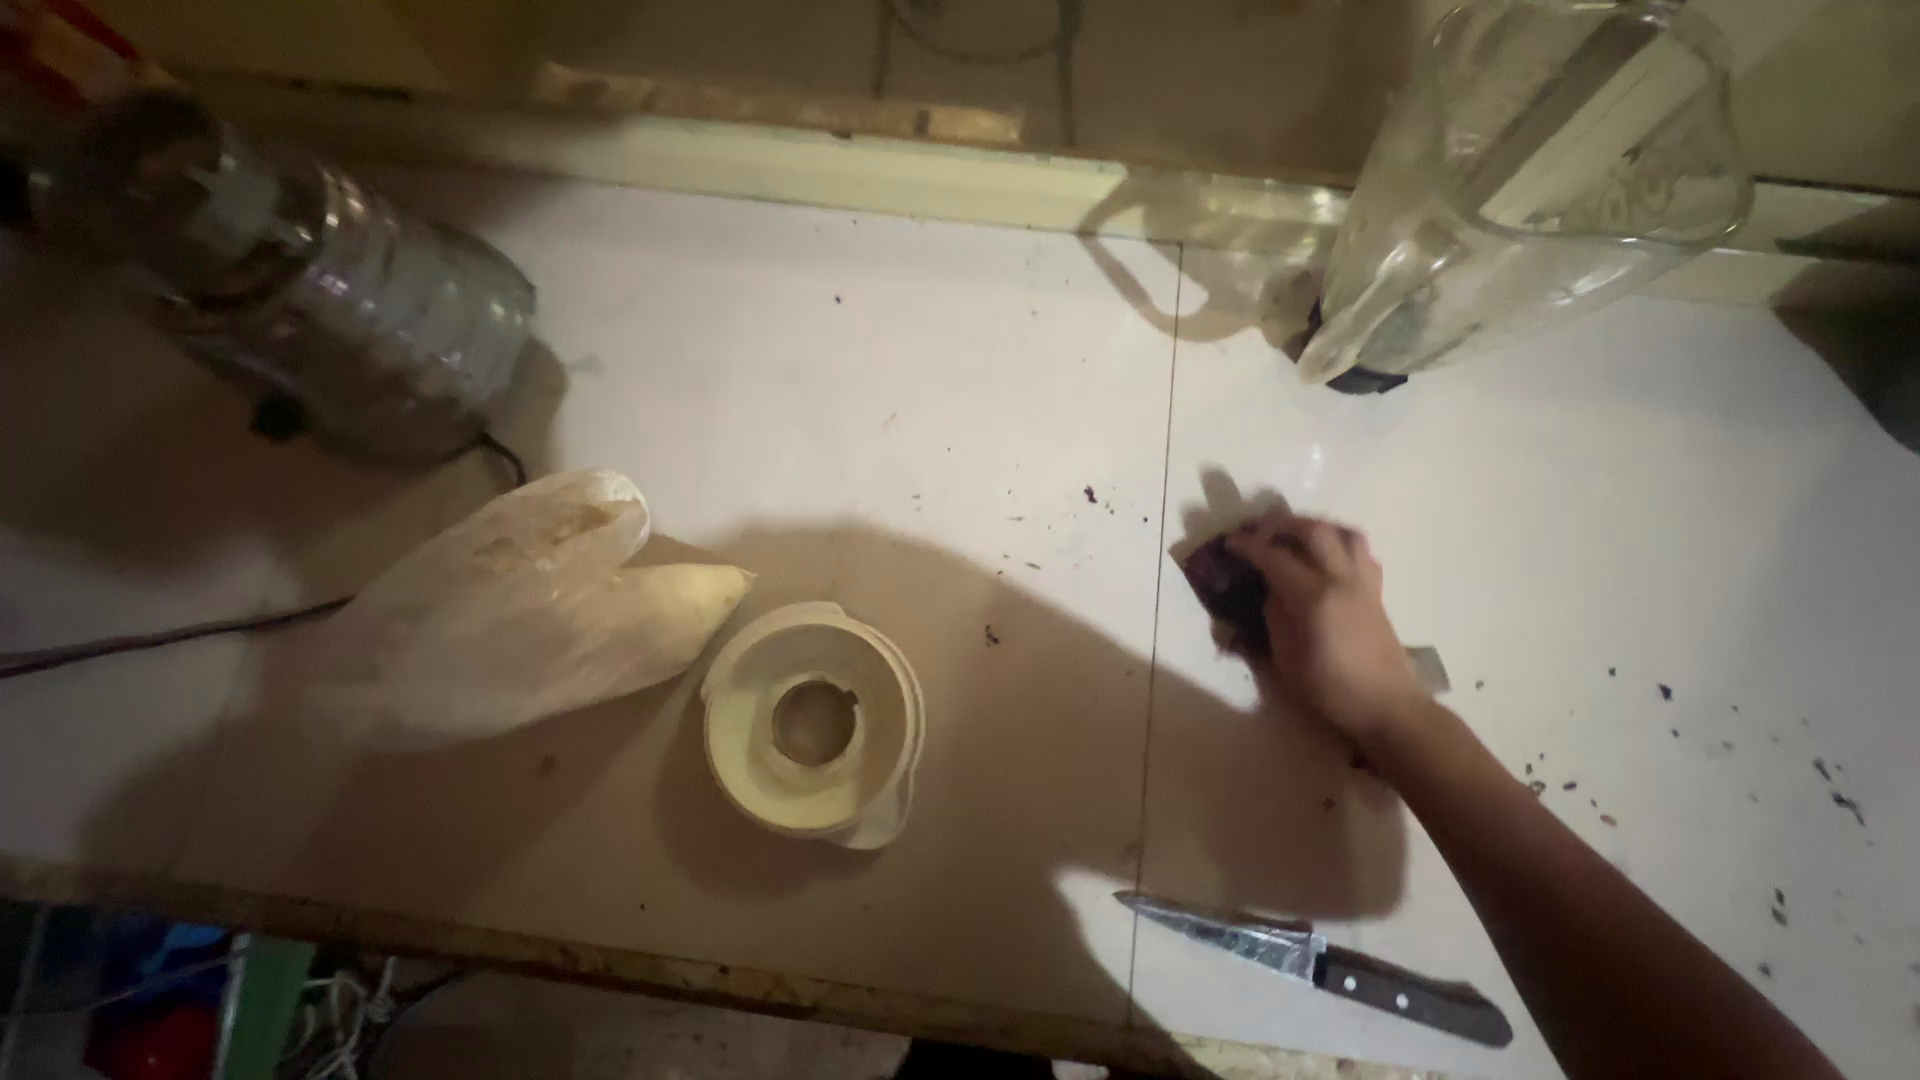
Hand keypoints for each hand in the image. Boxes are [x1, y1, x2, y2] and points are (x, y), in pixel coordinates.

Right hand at [1225, 511, 1427, 743]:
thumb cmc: (1328, 687)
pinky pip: (1360, 552)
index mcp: (1313, 598)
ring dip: (1316, 526)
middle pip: (1314, 531)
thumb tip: (1271, 591)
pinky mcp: (1376, 591)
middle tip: (1259, 532)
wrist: (1385, 705)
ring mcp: (1363, 583)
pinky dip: (1340, 545)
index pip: (1276, 557)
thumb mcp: (1285, 657)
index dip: (1250, 546)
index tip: (1230, 542)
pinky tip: (1326, 560)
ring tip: (1295, 537)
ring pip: (1344, 533)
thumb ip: (1275, 616)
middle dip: (1282, 524)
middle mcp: (1341, 580)